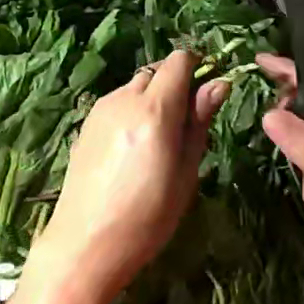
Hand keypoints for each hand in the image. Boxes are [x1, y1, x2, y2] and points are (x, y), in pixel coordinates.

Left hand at [23, 49, 228, 303]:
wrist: (86, 242)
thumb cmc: (148, 216)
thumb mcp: (185, 172)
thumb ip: (198, 122)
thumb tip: (218, 83)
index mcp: (154, 110)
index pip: (177, 62)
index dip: (196, 68)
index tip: (206, 91)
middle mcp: (124, 99)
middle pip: (154, 71)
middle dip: (173, 84)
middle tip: (185, 123)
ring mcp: (101, 109)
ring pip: (134, 86)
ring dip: (151, 98)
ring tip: (158, 141)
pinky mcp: (86, 122)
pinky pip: (116, 102)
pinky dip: (131, 110)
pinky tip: (133, 148)